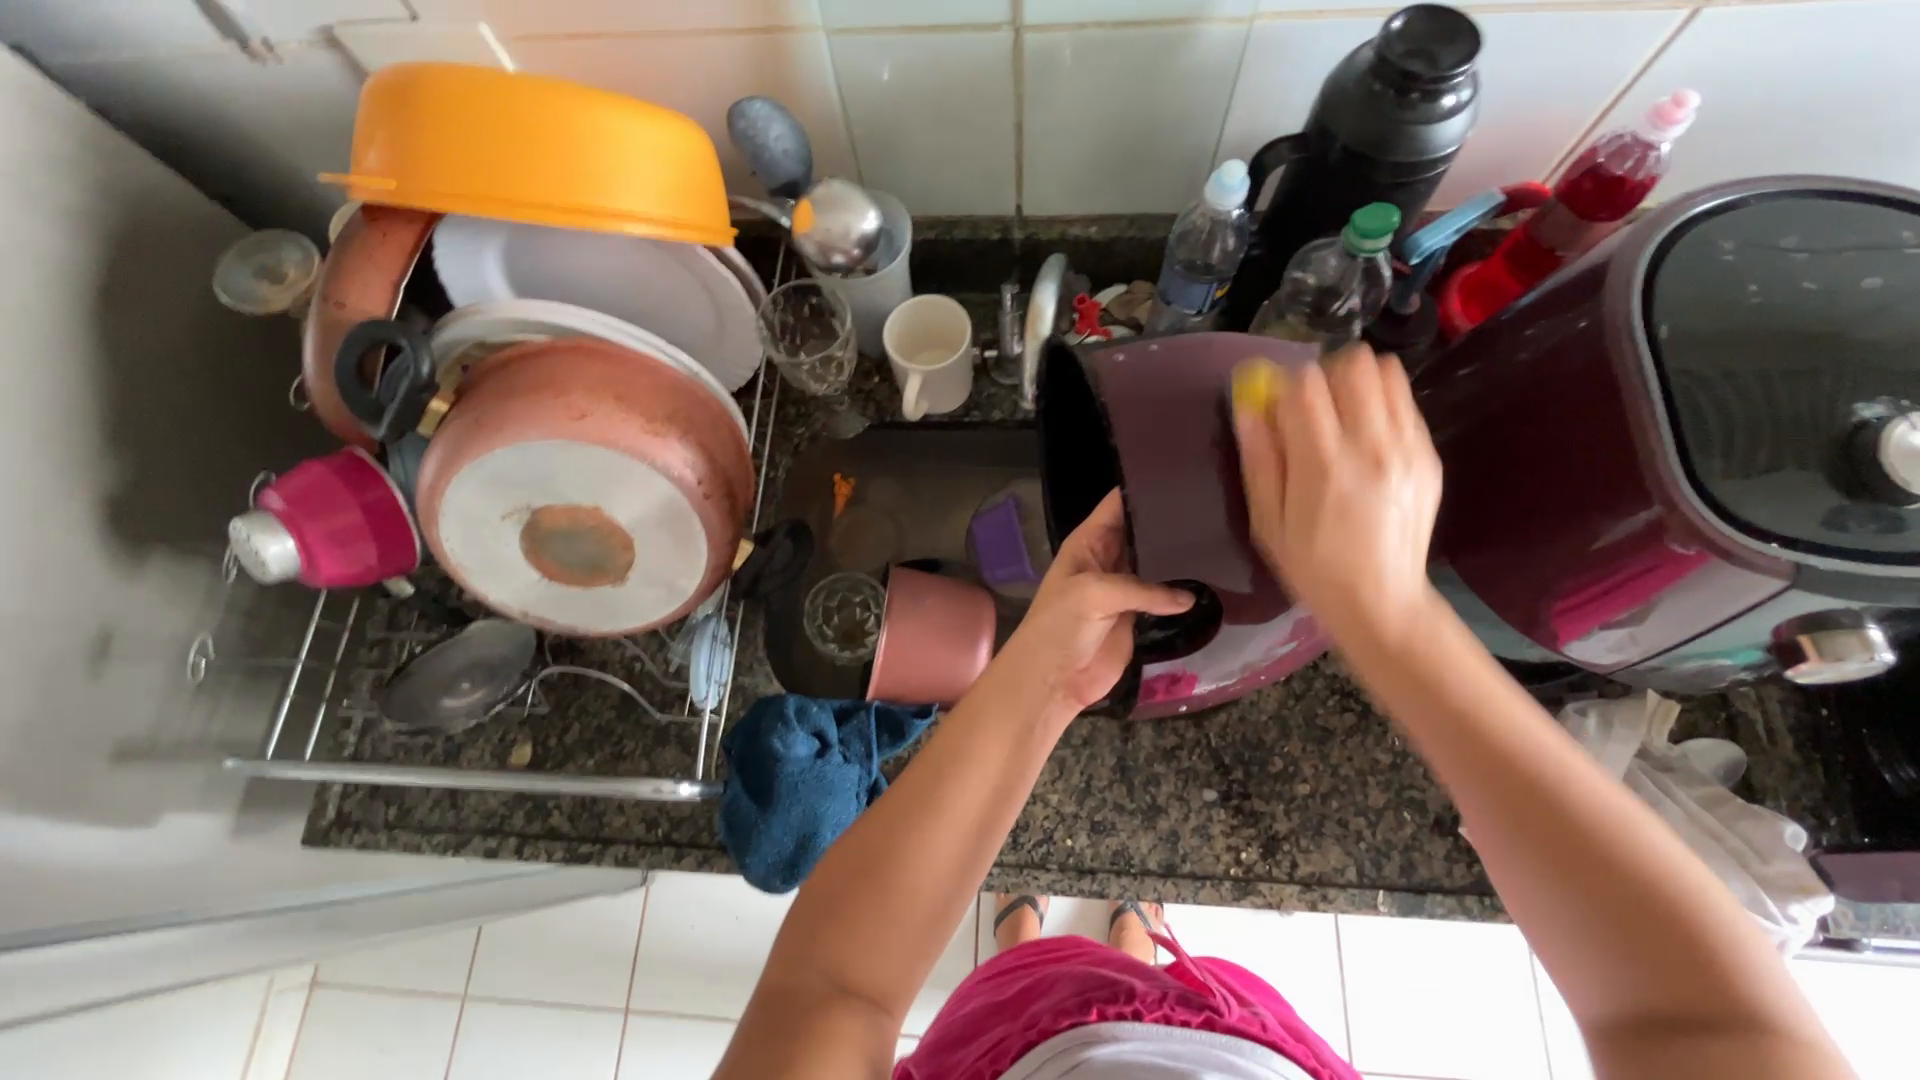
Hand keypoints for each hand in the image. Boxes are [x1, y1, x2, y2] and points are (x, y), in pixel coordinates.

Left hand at [989, 489, 1194, 716]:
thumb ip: (1142, 588)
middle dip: (1170, 521)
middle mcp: (1107, 558)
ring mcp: (1123, 588)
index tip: (1183, 473)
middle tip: (1216, 507)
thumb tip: (1188, 597)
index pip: (1118, 503)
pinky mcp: (1137, 616)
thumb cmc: (1061, 626)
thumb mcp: (1094, 594)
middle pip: (1142, 531)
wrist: (1052, 680)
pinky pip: (1163, 597)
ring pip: (1156, 563)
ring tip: (1221, 539)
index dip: (1144, 487)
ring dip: (1179, 557)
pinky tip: (1211, 580)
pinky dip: (1182, 592)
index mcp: (1088, 541)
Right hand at [1231, 344, 1442, 645]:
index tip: (1277, 406)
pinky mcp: (1429, 454)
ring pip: (1386, 373)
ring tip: (1342, 414)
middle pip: (1353, 365)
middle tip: (1312, 405)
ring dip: (1357, 382)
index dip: (1284, 385)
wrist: (1381, 600)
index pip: (1305, 384)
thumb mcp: (1268, 521)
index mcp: (1324, 465)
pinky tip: (1366, 437)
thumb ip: (1259, 458)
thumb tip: (1247, 406)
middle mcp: (1372, 447)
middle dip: (1325, 375)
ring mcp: (1408, 448)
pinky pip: (1405, 401)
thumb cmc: (1312, 565)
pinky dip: (1381, 403)